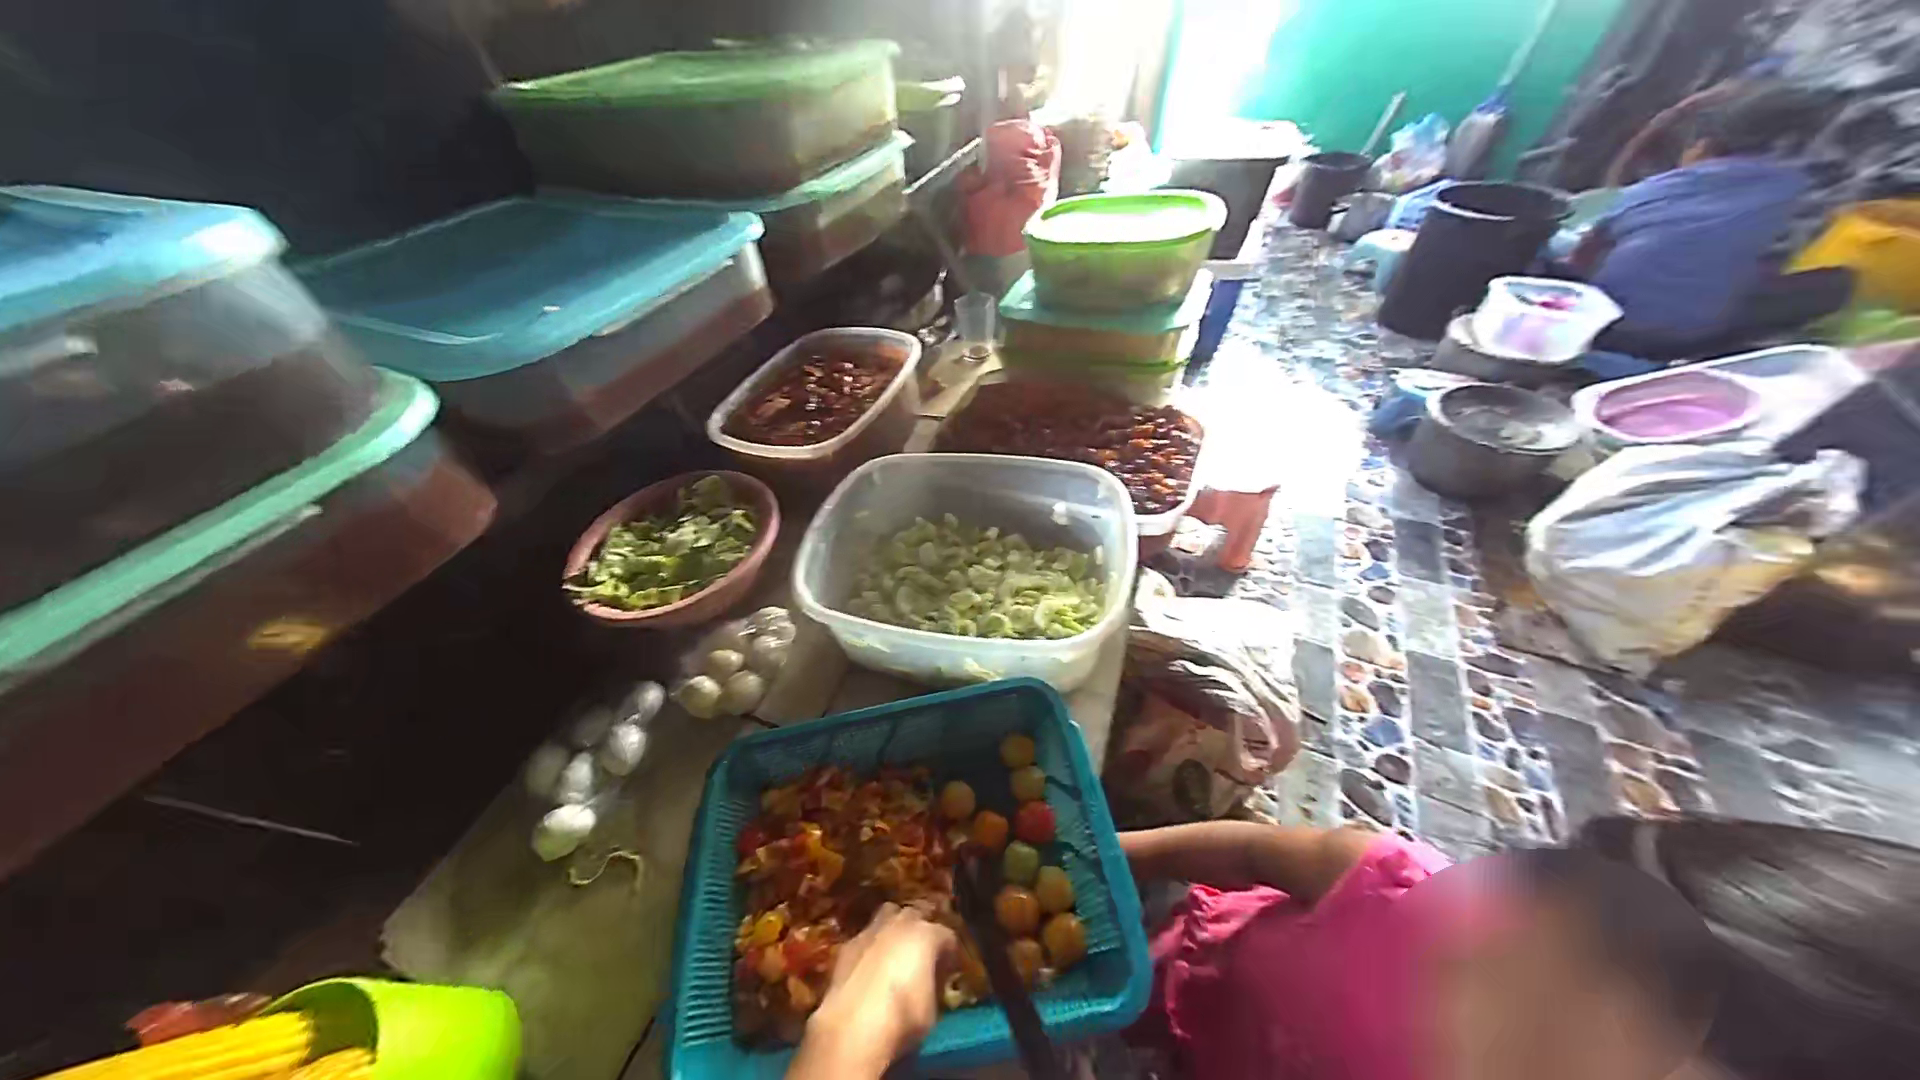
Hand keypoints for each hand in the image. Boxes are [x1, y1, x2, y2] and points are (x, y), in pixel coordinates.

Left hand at [787, 904, 957, 1078]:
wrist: (854, 1026)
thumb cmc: (902, 1018)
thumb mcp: (932, 1010)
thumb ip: (933, 986)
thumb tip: (928, 983)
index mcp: (927, 935)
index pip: (947, 937)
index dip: (949, 955)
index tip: (948, 973)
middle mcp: (901, 923)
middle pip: (916, 916)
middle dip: (921, 931)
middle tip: (921, 957)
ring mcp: (872, 930)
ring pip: (888, 915)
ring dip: (894, 929)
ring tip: (895, 952)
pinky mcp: (849, 944)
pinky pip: (866, 937)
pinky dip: (871, 946)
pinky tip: (868, 966)